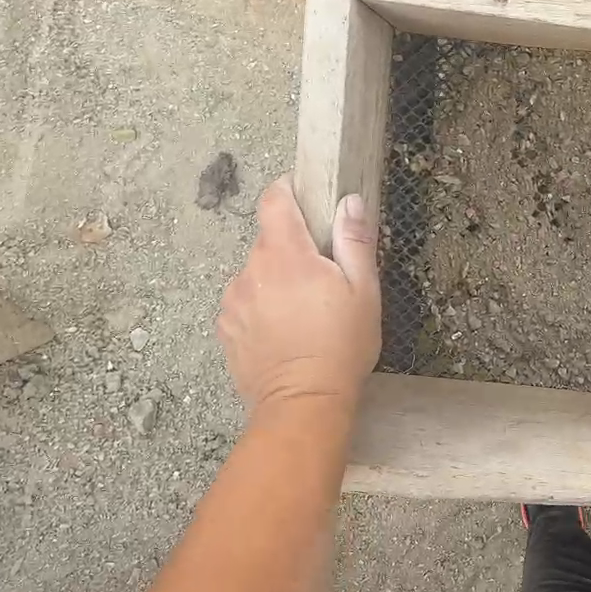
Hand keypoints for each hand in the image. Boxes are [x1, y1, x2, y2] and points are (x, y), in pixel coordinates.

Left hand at [216, 177, 381, 417]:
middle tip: (324, 275)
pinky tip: (286, 330)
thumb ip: (355, 240)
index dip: (288, 189)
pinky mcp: (226, 328)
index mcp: (287, 254)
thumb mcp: (364, 289)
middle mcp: (251, 270)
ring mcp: (233, 300)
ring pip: (257, 273)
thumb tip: (349, 201)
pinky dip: (262, 307)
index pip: (274, 200)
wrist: (304, 402)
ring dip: (277, 280)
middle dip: (294, 248)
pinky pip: (246, 302)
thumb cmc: (341, 345)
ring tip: (305, 311)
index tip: (305, 195)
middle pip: (270, 240)